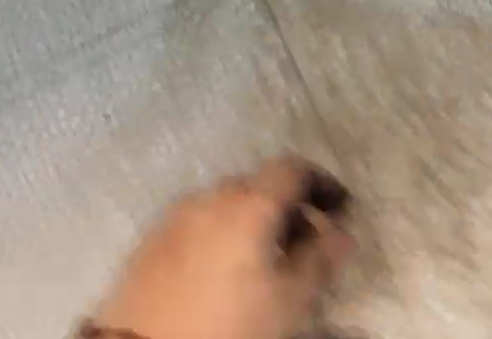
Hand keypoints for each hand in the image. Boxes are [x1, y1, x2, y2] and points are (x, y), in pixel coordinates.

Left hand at [88, 156, 355, 338]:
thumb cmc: (229, 325)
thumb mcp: (288, 301)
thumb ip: (320, 259)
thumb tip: (341, 233)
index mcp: (249, 202)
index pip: (293, 168)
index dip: (321, 182)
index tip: (339, 206)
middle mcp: (212, 195)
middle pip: (259, 186)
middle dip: (286, 207)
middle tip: (303, 243)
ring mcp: (176, 214)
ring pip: (225, 204)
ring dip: (250, 220)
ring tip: (261, 261)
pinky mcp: (150, 239)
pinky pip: (196, 223)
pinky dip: (218, 233)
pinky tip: (221, 268)